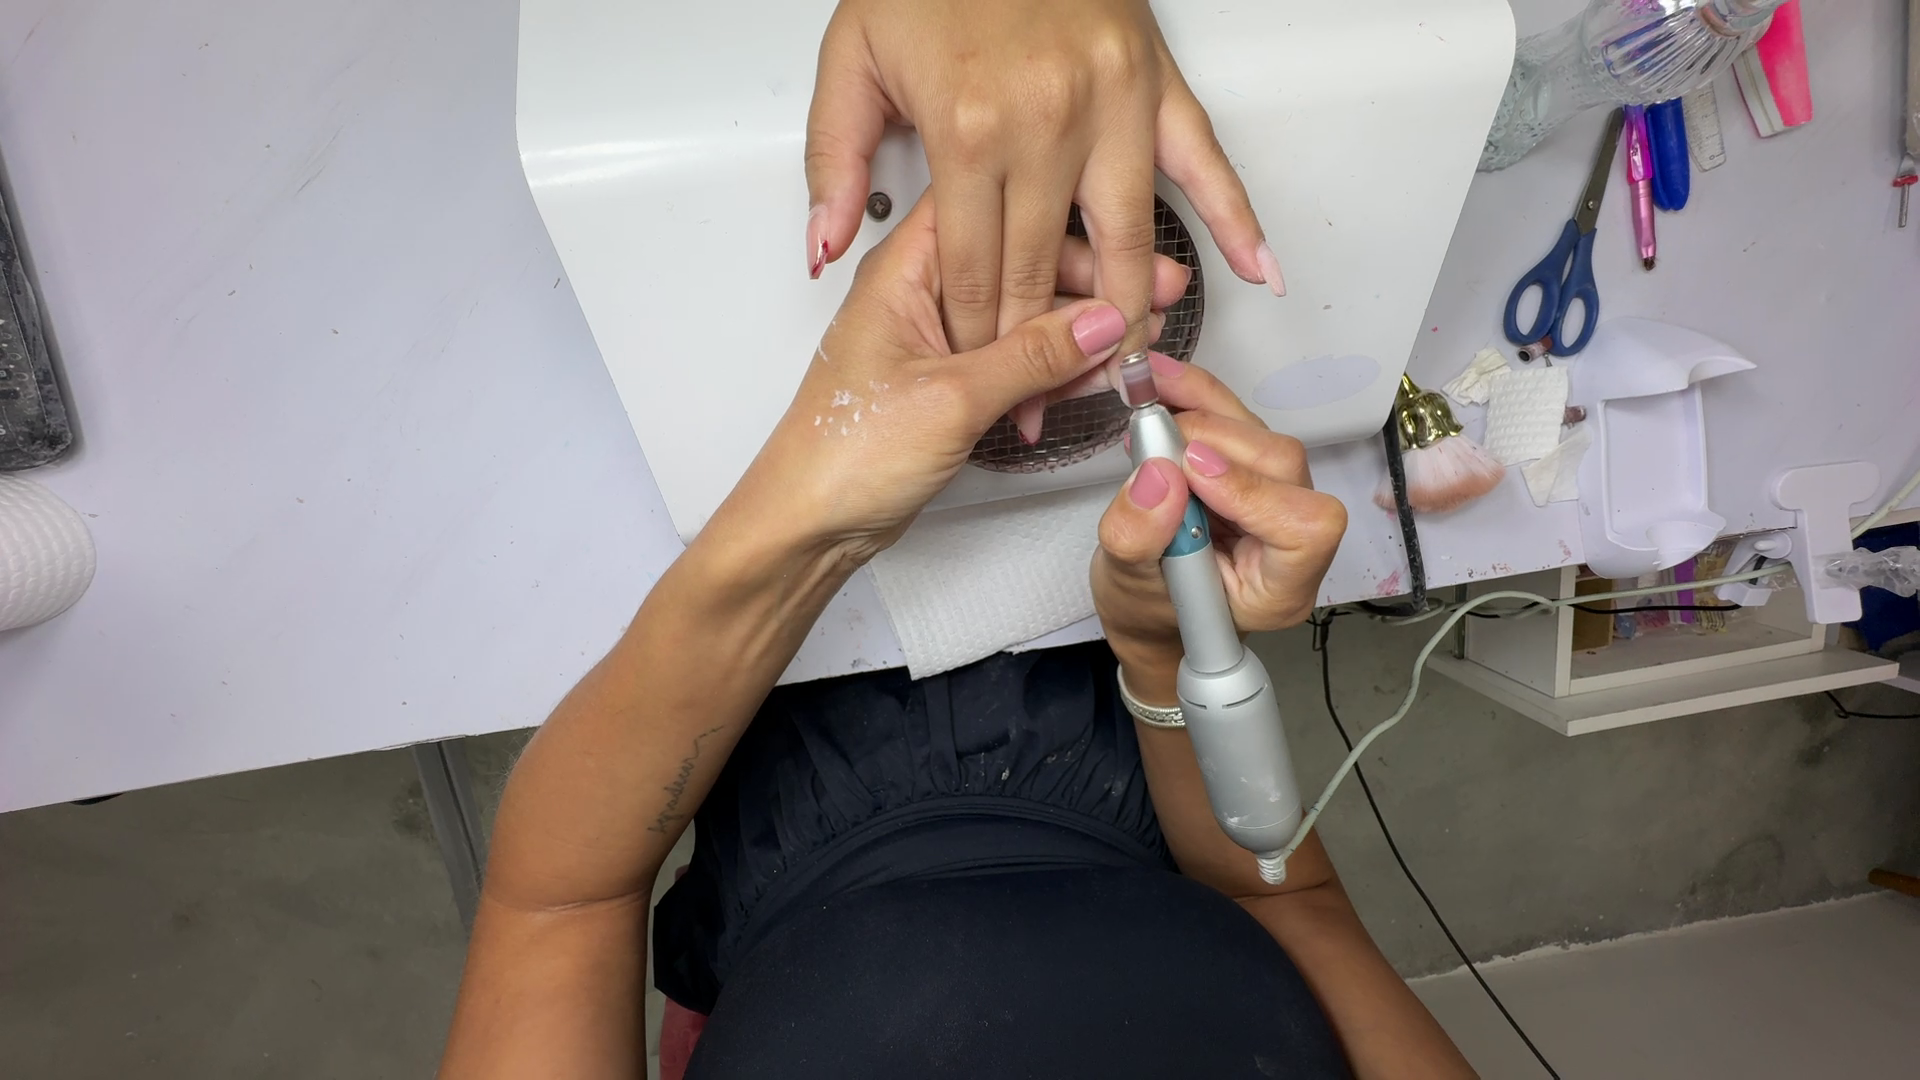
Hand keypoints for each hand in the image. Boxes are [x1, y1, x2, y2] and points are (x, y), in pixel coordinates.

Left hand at [710, 195, 1192, 567]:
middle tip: (1151, 295)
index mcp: (906, 272)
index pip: (997, 214)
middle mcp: (923, 296)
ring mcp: (938, 342)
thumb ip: (1032, 356)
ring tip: (1135, 340)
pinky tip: (1093, 374)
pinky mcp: (949, 383)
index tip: (1126, 240)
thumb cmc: (842, 455)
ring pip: (1023, 317)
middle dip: (1088, 285)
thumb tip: (1098, 322)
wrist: (813, 520)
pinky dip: (1053, 368)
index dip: (1067, 222)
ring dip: (1078, 332)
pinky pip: (1013, 361)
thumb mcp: (951, 398)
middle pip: (1020, 265)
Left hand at [805, 0, 1286, 438]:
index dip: (982, 343)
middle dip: (1044, 353)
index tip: (989, 382)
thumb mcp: (853, 62)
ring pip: (1128, 244)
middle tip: (1049, 407)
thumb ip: (832, 164)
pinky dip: (1235, 218)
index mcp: (970, 130)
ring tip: (1128, 370)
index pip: (979, 277)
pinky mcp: (1154, 84)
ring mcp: (1110, 104)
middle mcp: (1047, 123)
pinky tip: (1255, 267)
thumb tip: (826, 247)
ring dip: (1129, 318)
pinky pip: (1205, 163)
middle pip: (1046, 275)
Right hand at [1091, 353, 1347, 682]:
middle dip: (1215, 440)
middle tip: (1148, 435)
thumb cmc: (1142, 608)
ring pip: (1259, 435)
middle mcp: (1291, 538)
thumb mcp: (1124, 584)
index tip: (1187, 470)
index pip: (1305, 529)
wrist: (1143, 604)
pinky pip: (1236, 423)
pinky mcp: (1248, 470)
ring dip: (1204, 408)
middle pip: (1282, 467)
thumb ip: (1137, 537)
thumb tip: (1158, 473)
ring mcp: (1274, 498)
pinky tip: (1161, 387)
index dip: (1252, 490)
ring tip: (1148, 393)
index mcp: (1278, 586)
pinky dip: (1197, 400)